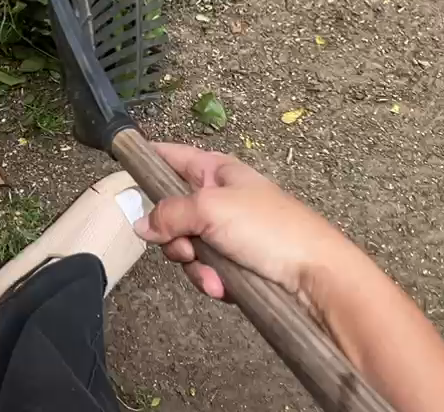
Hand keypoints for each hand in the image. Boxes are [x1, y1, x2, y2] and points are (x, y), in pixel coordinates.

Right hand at [133, 143, 357, 312]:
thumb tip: (142, 225)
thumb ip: (169, 213)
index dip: (149, 158)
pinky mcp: (238, 264)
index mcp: (216, 170)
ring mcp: (229, 232)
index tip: (124, 166)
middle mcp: (220, 197)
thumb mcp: (210, 208)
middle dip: (172, 235)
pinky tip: (225, 289)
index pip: (172, 155)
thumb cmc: (271, 229)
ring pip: (186, 245)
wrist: (319, 278)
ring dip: (193, 264)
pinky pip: (206, 270)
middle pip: (172, 210)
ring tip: (213, 275)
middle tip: (182, 247)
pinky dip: (210, 280)